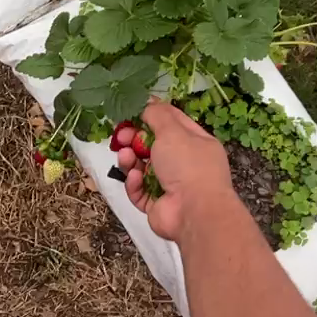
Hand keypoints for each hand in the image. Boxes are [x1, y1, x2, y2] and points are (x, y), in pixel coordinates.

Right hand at [118, 100, 234, 242]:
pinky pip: (139, 190)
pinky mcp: (156, 204)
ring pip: (142, 168)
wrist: (195, 212)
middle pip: (153, 146)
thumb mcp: (173, 131)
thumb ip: (157, 115)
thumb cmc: (188, 166)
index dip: (151, 115)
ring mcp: (170, 185)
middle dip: (134, 139)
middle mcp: (184, 163)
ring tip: (125, 156)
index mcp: (196, 143)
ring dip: (131, 160)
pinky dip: (134, 184)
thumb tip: (147, 104)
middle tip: (121, 136)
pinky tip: (135, 178)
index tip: (131, 112)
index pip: (172, 122)